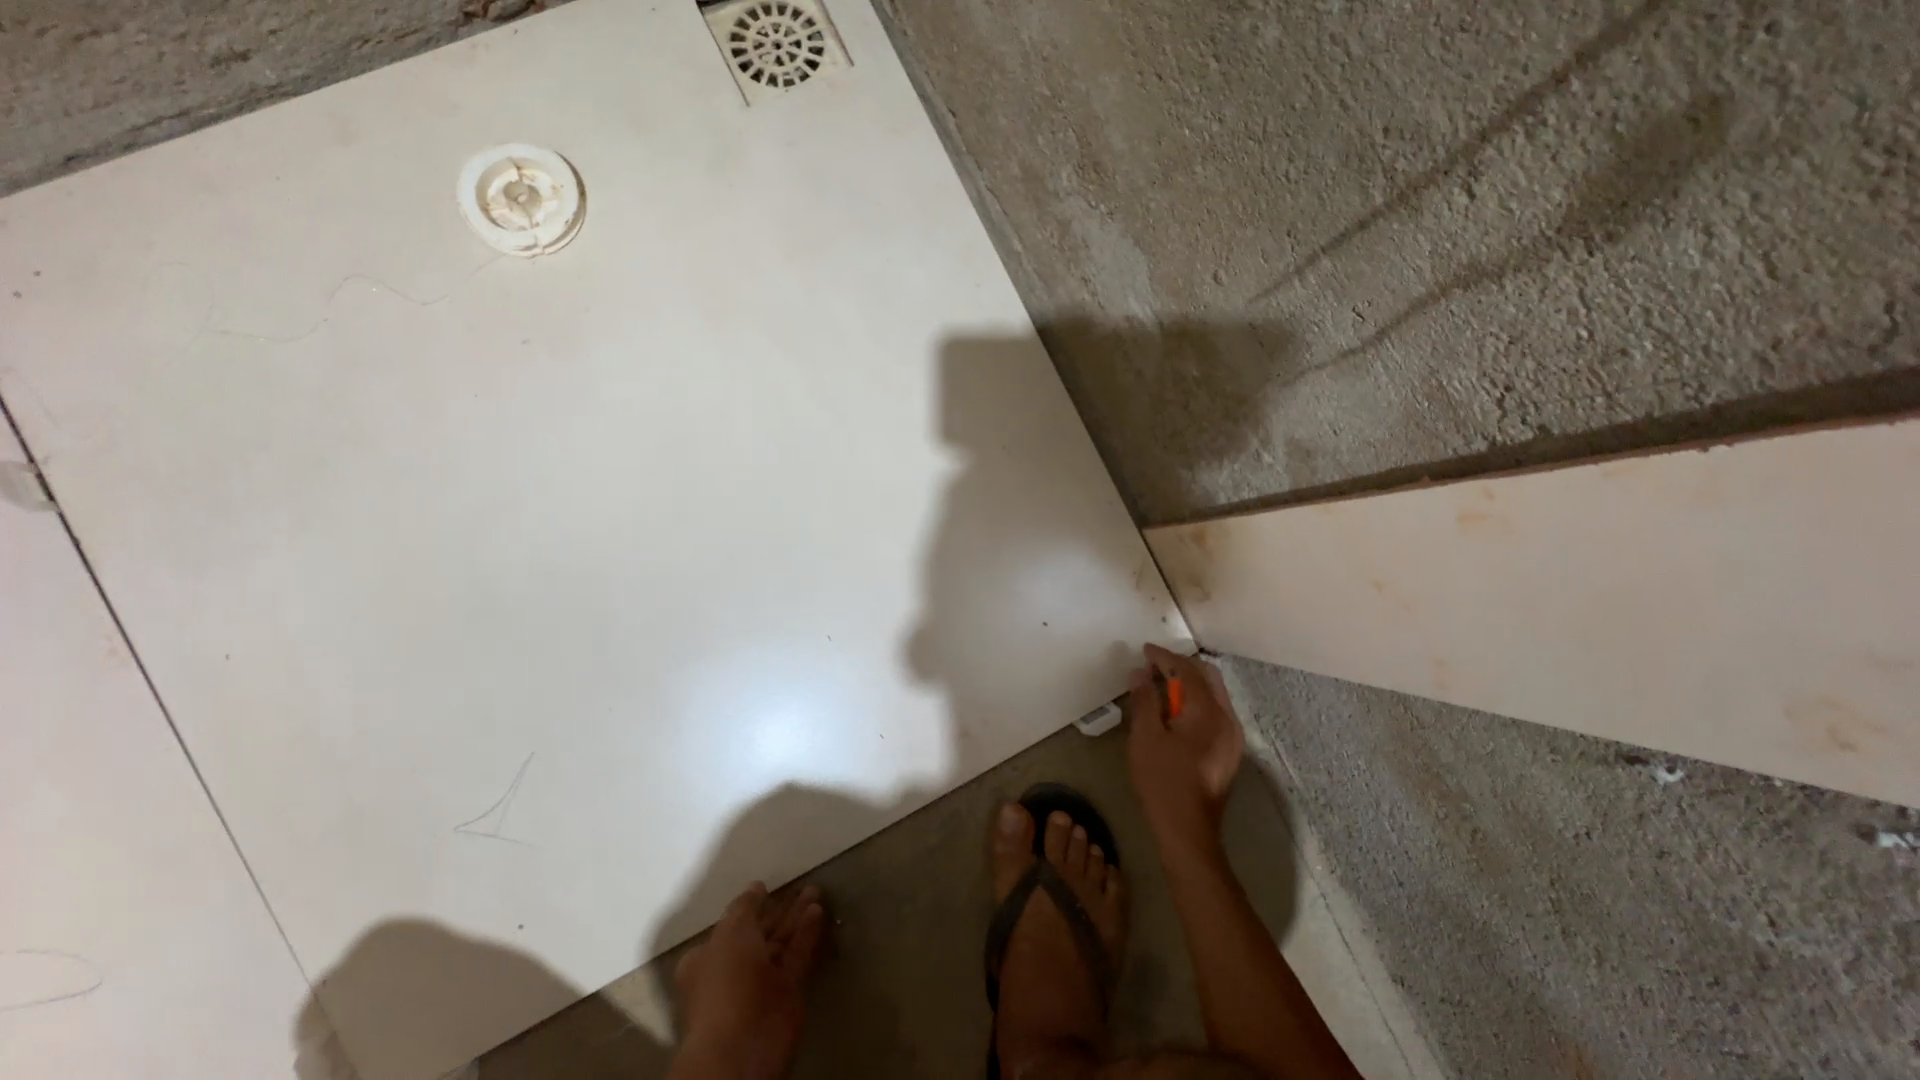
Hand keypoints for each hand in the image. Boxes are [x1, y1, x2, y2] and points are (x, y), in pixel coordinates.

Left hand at [671, 882, 825, 1079]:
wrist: (742, 1045)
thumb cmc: (725, 982)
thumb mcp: (731, 933)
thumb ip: (745, 908)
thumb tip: (756, 887)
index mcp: (709, 957)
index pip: (732, 925)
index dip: (750, 906)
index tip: (767, 887)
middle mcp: (734, 969)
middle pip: (760, 933)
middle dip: (780, 910)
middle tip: (800, 886)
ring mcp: (762, 982)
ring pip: (782, 944)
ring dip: (798, 918)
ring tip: (815, 891)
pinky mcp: (787, 993)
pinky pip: (798, 957)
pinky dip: (808, 936)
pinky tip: (818, 912)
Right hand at [1125, 644, 1244, 848]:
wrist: (1188, 830)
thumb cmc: (1163, 782)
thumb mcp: (1145, 738)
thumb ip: (1144, 701)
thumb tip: (1141, 673)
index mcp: (1207, 711)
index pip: (1187, 670)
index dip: (1164, 657)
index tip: (1144, 651)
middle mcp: (1227, 718)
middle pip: (1208, 677)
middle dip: (1181, 666)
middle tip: (1154, 665)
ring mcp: (1233, 736)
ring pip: (1214, 695)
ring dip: (1190, 684)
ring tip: (1162, 686)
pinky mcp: (1230, 751)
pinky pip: (1216, 712)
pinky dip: (1196, 702)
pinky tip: (1177, 712)